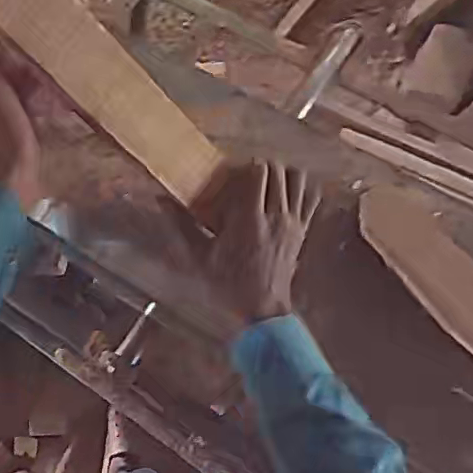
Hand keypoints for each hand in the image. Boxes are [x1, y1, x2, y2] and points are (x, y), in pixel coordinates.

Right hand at [196, 161, 320, 324]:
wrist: (262, 307)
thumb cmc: (227, 283)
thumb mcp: (199, 255)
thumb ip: (182, 224)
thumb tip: (161, 199)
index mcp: (248, 219)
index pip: (258, 175)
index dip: (247, 165)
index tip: (235, 170)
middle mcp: (274, 216)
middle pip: (278, 172)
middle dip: (265, 166)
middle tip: (250, 173)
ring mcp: (293, 223)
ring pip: (298, 181)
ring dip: (285, 173)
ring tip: (270, 179)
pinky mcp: (303, 230)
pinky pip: (312, 199)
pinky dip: (303, 188)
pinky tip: (289, 192)